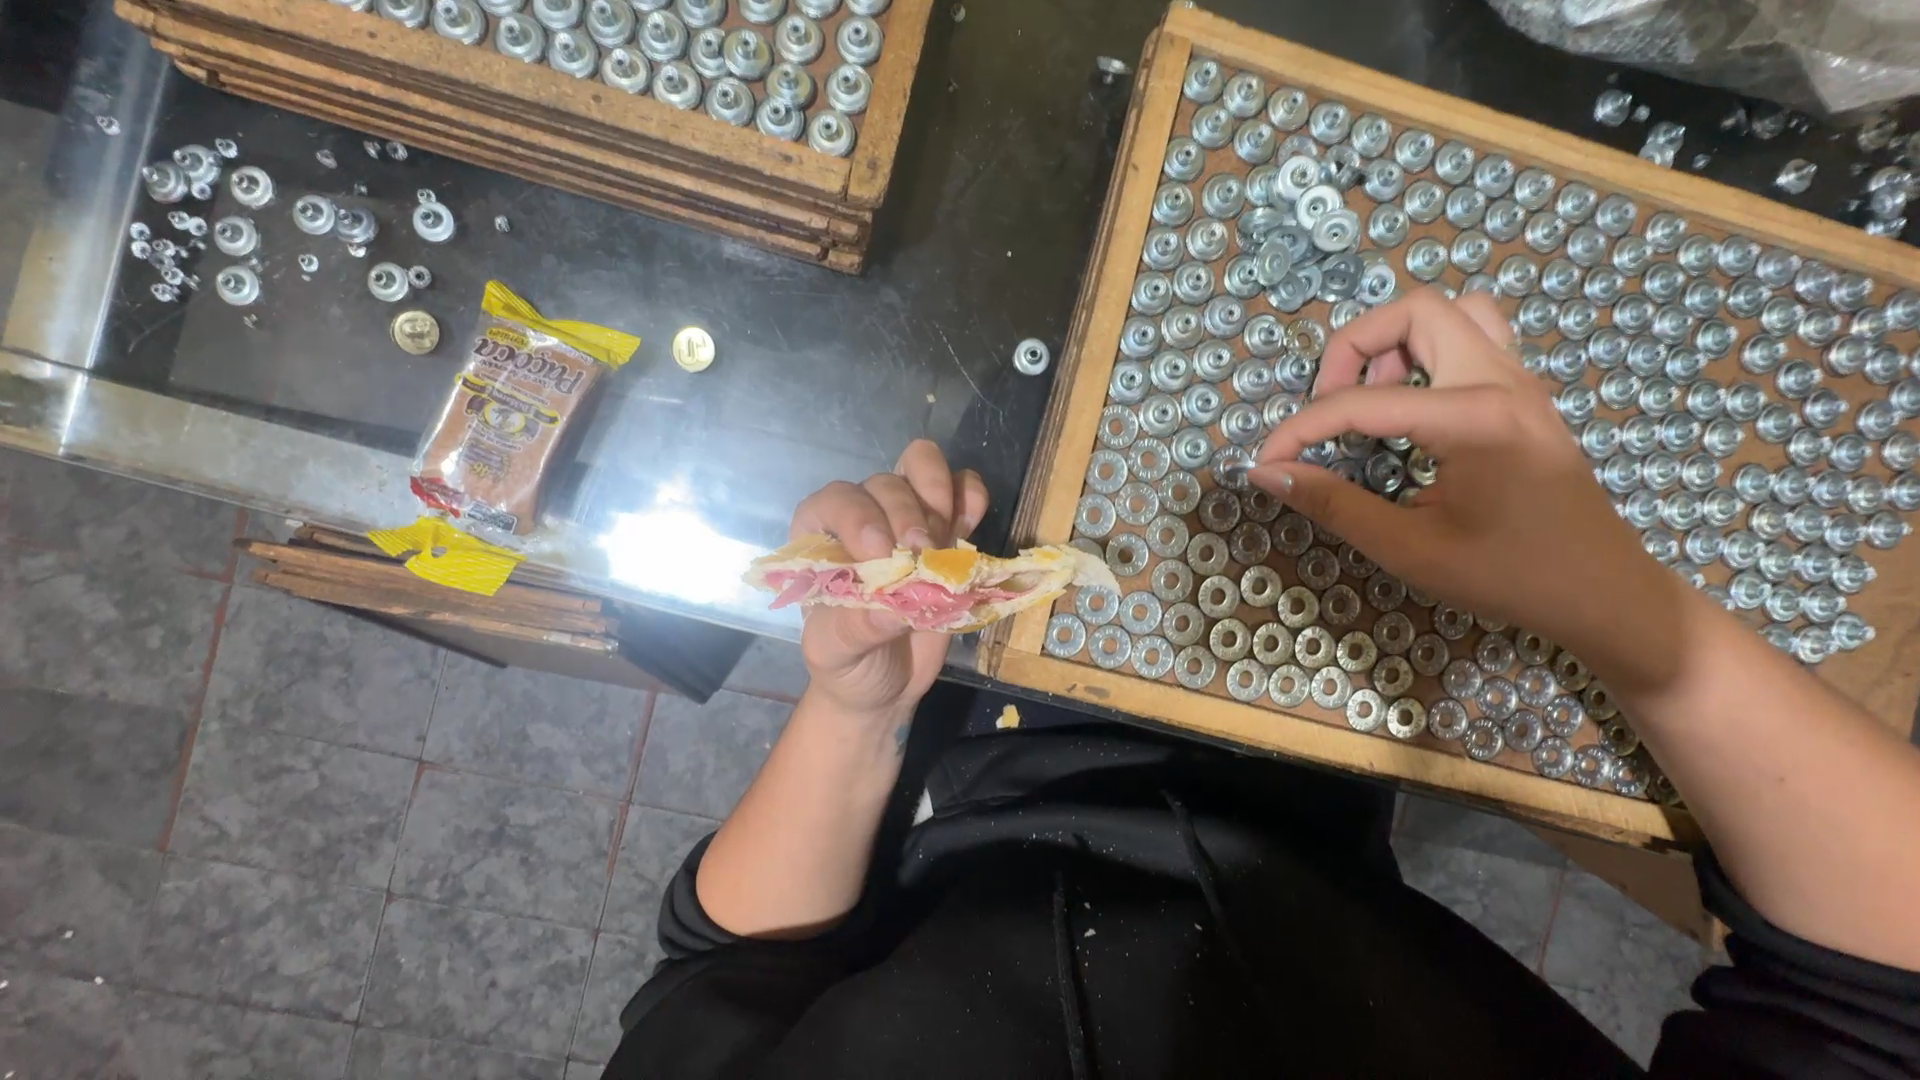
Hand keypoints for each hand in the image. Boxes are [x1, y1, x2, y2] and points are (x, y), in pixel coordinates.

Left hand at [788, 439, 989, 721]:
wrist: (886, 688)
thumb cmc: (847, 664)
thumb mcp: (835, 653)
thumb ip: (855, 628)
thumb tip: (895, 605)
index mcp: (820, 538)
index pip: (834, 501)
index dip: (857, 515)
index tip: (880, 552)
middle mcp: (864, 518)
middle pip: (885, 482)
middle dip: (906, 514)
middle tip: (922, 555)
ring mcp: (909, 520)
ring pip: (922, 468)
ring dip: (938, 495)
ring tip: (943, 543)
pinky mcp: (948, 532)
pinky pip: (963, 490)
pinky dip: (970, 499)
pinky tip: (969, 528)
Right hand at [1249, 288, 1685, 692]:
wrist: (1605, 594)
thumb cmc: (1507, 576)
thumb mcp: (1408, 548)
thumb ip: (1333, 503)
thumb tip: (1268, 473)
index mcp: (1472, 417)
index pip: (1359, 402)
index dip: (1299, 430)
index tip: (1267, 462)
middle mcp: (1501, 380)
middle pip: (1416, 311)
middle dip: (1355, 348)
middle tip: (1330, 404)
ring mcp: (1521, 382)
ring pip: (1454, 314)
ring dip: (1399, 342)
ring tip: (1373, 398)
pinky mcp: (1526, 397)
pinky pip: (1474, 341)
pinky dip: (1429, 356)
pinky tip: (1410, 410)